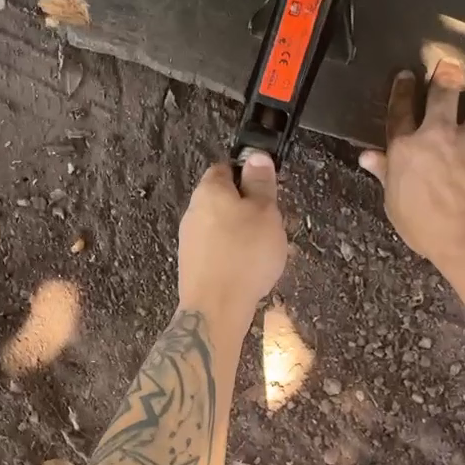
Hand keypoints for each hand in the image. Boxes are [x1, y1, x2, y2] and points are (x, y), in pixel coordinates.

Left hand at [177, 152, 287, 318]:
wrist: (215, 308)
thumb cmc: (244, 255)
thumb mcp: (265, 212)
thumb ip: (261, 183)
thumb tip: (256, 156)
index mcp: (209, 191)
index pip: (226, 167)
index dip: (249, 175)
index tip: (268, 190)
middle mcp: (193, 212)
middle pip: (225, 201)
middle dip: (250, 210)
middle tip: (273, 226)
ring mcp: (190, 241)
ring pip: (223, 229)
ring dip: (245, 236)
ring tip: (267, 253)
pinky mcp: (193, 266)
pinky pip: (219, 252)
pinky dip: (235, 257)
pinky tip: (251, 272)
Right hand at [359, 65, 464, 266]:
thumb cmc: (426, 226)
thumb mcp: (395, 204)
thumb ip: (386, 174)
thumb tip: (367, 155)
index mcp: (407, 147)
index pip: (400, 112)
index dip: (402, 92)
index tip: (407, 76)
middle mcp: (440, 133)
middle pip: (443, 95)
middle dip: (446, 77)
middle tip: (450, 66)